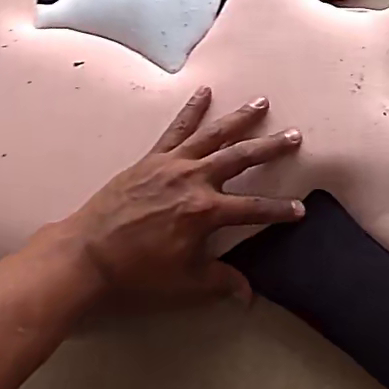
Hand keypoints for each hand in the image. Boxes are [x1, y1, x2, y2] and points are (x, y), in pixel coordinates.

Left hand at [40, 88, 305, 307]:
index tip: (300, 209)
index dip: (280, 211)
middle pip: (241, 159)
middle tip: (295, 137)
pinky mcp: (152, 158)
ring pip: (214, 135)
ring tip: (261, 103)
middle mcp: (193, 180)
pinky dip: (191, 109)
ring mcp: (171, 164)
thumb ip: (221, 282)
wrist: (88, 252)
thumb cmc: (137, 270)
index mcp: (205, 212)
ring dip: (240, 118)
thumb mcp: (186, 282)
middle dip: (271, 148)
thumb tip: (249, 296)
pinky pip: (176, 129)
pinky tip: (204, 92)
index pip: (254, 209)